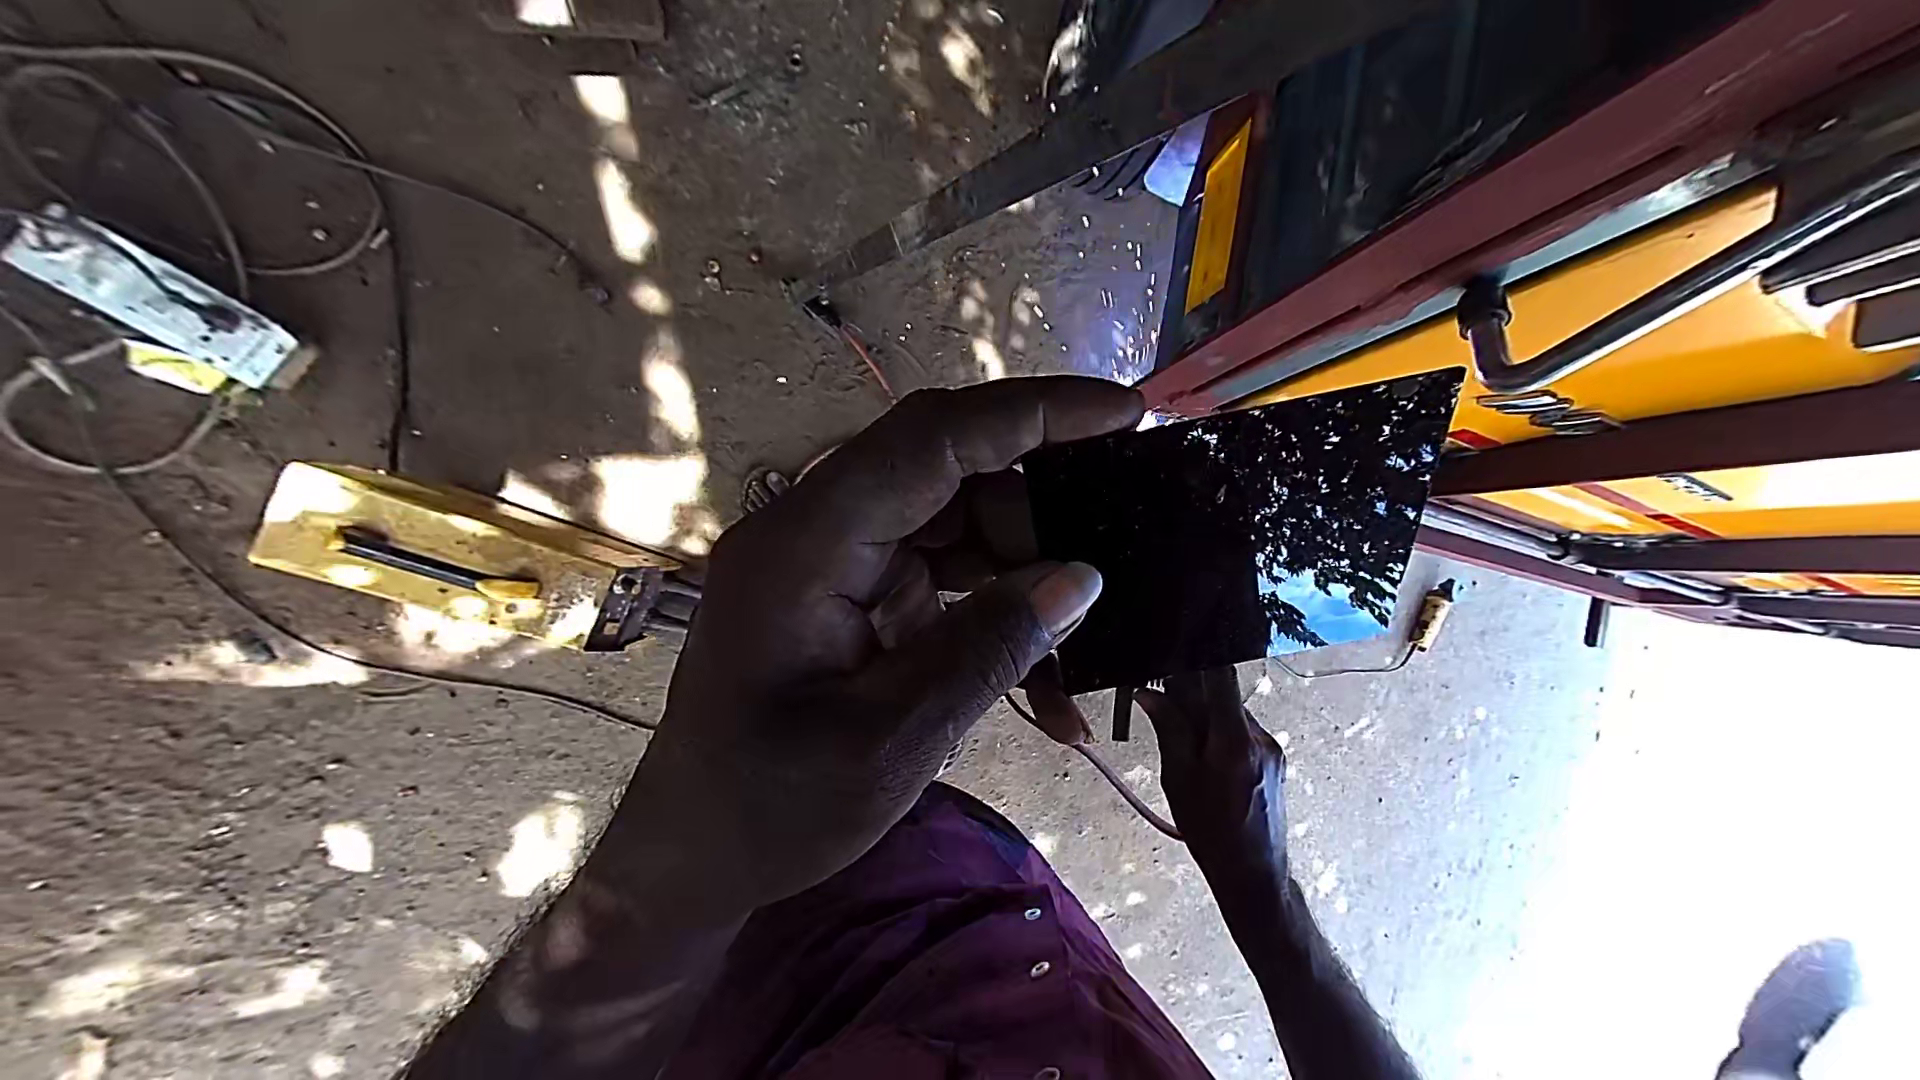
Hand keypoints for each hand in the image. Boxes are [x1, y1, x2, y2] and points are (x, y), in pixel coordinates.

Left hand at [604, 377, 1143, 915]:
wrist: (698, 852)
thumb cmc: (773, 809)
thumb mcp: (892, 740)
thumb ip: (989, 648)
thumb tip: (1082, 577)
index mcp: (804, 545)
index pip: (930, 437)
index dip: (1035, 412)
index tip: (1127, 411)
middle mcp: (814, 529)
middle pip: (945, 470)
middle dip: (1036, 508)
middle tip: (1106, 558)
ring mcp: (832, 559)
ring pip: (951, 519)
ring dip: (1019, 566)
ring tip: (1073, 640)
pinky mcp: (851, 590)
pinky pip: (938, 569)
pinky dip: (990, 603)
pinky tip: (1036, 667)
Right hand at [1135, 668, 1290, 894]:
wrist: (1253, 873)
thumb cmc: (1209, 829)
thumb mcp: (1178, 777)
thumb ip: (1169, 728)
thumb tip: (1149, 692)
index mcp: (1234, 740)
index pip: (1220, 677)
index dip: (1196, 660)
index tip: (1173, 654)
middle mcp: (1260, 736)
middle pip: (1223, 694)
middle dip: (1192, 695)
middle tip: (1163, 707)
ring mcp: (1272, 747)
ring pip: (1231, 711)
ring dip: (1205, 715)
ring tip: (1183, 742)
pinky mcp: (1275, 758)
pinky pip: (1242, 729)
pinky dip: (1220, 730)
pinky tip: (1204, 755)